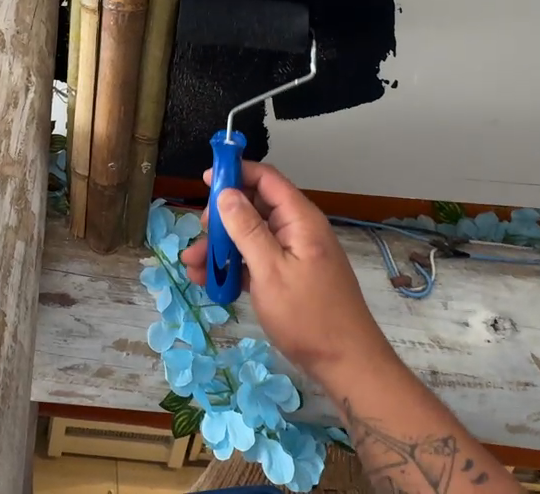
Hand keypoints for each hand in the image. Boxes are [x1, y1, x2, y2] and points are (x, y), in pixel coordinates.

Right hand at [181, 160, 386, 382]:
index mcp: (300, 219)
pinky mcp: (289, 276)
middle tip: (200, 235)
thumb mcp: (270, 270)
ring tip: (192, 266)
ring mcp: (294, 254)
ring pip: (250, 236)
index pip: (266, 179)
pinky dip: (234, 266)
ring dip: (221, 247)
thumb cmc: (308, 316)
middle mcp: (298, 230)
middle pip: (254, 207)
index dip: (235, 173)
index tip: (204, 181)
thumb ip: (246, 228)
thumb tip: (226, 192)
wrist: (347, 367)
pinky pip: (256, 259)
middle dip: (222, 218)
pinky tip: (209, 281)